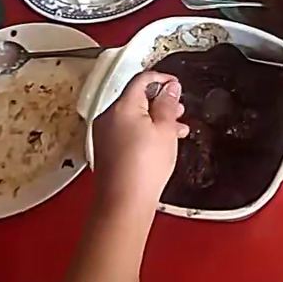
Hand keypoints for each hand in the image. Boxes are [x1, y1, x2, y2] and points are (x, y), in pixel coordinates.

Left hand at [90, 71, 187, 217]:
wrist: (124, 203)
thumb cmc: (144, 168)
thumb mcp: (166, 129)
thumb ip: (168, 104)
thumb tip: (170, 88)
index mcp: (122, 107)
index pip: (142, 79)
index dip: (162, 78)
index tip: (175, 84)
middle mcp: (108, 117)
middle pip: (136, 97)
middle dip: (159, 100)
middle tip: (178, 108)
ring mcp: (104, 134)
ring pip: (133, 115)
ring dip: (154, 117)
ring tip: (175, 128)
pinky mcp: (106, 149)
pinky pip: (126, 130)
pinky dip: (144, 130)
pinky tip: (161, 142)